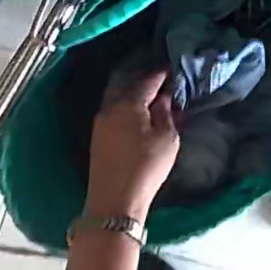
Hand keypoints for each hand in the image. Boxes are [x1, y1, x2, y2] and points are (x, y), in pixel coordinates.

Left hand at [84, 68, 179, 220]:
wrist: (114, 201)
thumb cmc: (146, 167)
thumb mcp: (167, 138)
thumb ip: (166, 113)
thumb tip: (162, 98)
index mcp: (128, 103)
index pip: (148, 80)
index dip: (162, 73)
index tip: (173, 67)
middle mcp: (110, 108)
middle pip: (130, 86)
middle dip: (146, 82)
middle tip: (164, 81)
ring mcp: (100, 123)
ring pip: (120, 100)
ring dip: (136, 96)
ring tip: (153, 98)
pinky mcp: (98, 138)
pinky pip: (115, 112)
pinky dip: (128, 108)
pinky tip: (139, 115)